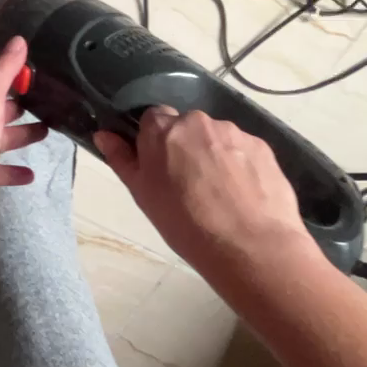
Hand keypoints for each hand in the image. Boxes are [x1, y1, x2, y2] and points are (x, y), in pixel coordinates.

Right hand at [96, 107, 318, 282]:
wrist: (251, 248)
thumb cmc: (185, 223)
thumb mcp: (142, 194)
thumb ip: (121, 158)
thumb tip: (103, 134)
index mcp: (161, 129)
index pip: (152, 118)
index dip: (155, 141)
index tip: (160, 165)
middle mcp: (196, 121)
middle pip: (186, 126)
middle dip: (186, 146)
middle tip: (189, 182)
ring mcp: (233, 132)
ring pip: (216, 137)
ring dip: (214, 154)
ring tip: (221, 192)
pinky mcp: (263, 147)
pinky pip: (244, 149)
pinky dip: (241, 164)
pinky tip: (243, 194)